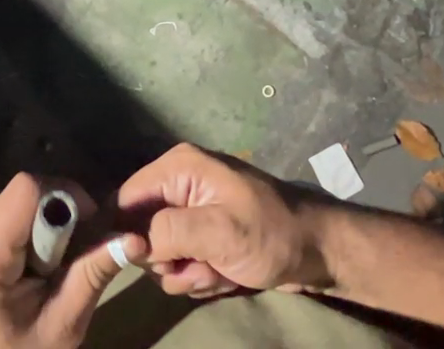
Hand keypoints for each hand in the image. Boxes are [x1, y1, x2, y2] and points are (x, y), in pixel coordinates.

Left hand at [0, 173, 147, 348]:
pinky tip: (31, 262)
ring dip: (43, 219)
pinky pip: (4, 208)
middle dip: (57, 212)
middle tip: (72, 253)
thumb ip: (94, 273)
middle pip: (23, 191)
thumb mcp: (65, 323)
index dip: (64, 197)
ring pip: (16, 197)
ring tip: (51, 262)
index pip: (27, 189)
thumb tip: (137, 238)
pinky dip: (27, 225)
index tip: (87, 227)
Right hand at [118, 143, 332, 298]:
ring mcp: (192, 210)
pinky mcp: (204, 234)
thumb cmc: (270, 233)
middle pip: (141, 229)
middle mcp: (180, 183)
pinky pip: (182, 261)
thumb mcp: (218, 231)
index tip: (150, 260)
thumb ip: (168, 232)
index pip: (126, 198)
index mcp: (179, 168)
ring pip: (162, 253)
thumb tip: (128, 241)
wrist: (316, 251)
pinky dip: (199, 275)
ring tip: (216, 270)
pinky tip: (224, 274)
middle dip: (167, 258)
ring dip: (186, 272)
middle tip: (197, 265)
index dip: (128, 233)